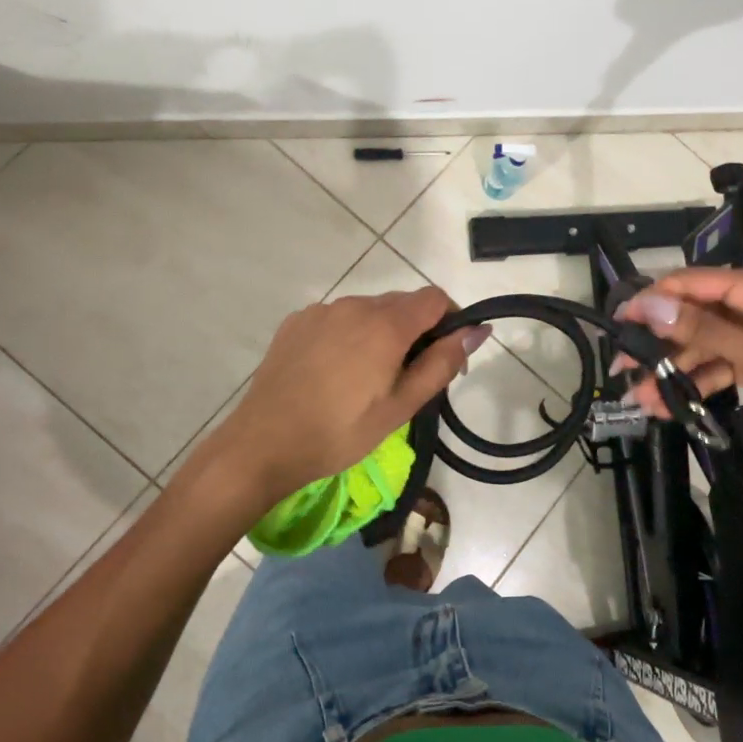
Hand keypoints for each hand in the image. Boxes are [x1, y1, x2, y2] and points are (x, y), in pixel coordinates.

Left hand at [215, 287, 489, 504]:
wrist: (264, 443)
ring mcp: (321, 311)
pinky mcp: (296, 323)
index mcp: (386, 324)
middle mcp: (355, 305)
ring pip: (368, 312)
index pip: (434, 298)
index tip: (447, 357)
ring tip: (369, 380)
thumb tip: (478, 330)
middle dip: (417, 332)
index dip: (451, 320)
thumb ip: (441, 362)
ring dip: (381, 334)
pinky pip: (337, 320)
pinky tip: (335, 374)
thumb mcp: (401, 406)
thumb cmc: (341, 432)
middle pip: (401, 304)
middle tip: (410, 379)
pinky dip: (349, 336)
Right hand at [616, 267, 742, 449]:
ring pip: (697, 347)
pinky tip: (665, 406)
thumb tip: (650, 305)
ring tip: (639, 397)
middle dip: (656, 341)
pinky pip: (712, 368)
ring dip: (670, 370)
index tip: (620, 321)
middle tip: (621, 365)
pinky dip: (691, 384)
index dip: (654, 298)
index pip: (692, 282)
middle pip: (690, 316)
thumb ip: (702, 330)